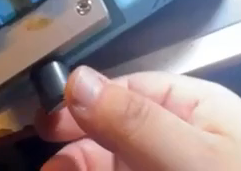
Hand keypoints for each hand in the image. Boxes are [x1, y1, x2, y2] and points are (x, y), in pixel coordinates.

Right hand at [36, 66, 240, 170]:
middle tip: (44, 162)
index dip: (85, 100)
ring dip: (81, 168)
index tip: (44, 119)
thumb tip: (77, 79)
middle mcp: (181, 140)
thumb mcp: (194, 156)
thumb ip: (136, 119)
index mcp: (195, 108)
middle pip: (115, 133)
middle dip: (76, 145)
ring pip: (114, 166)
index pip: (129, 89)